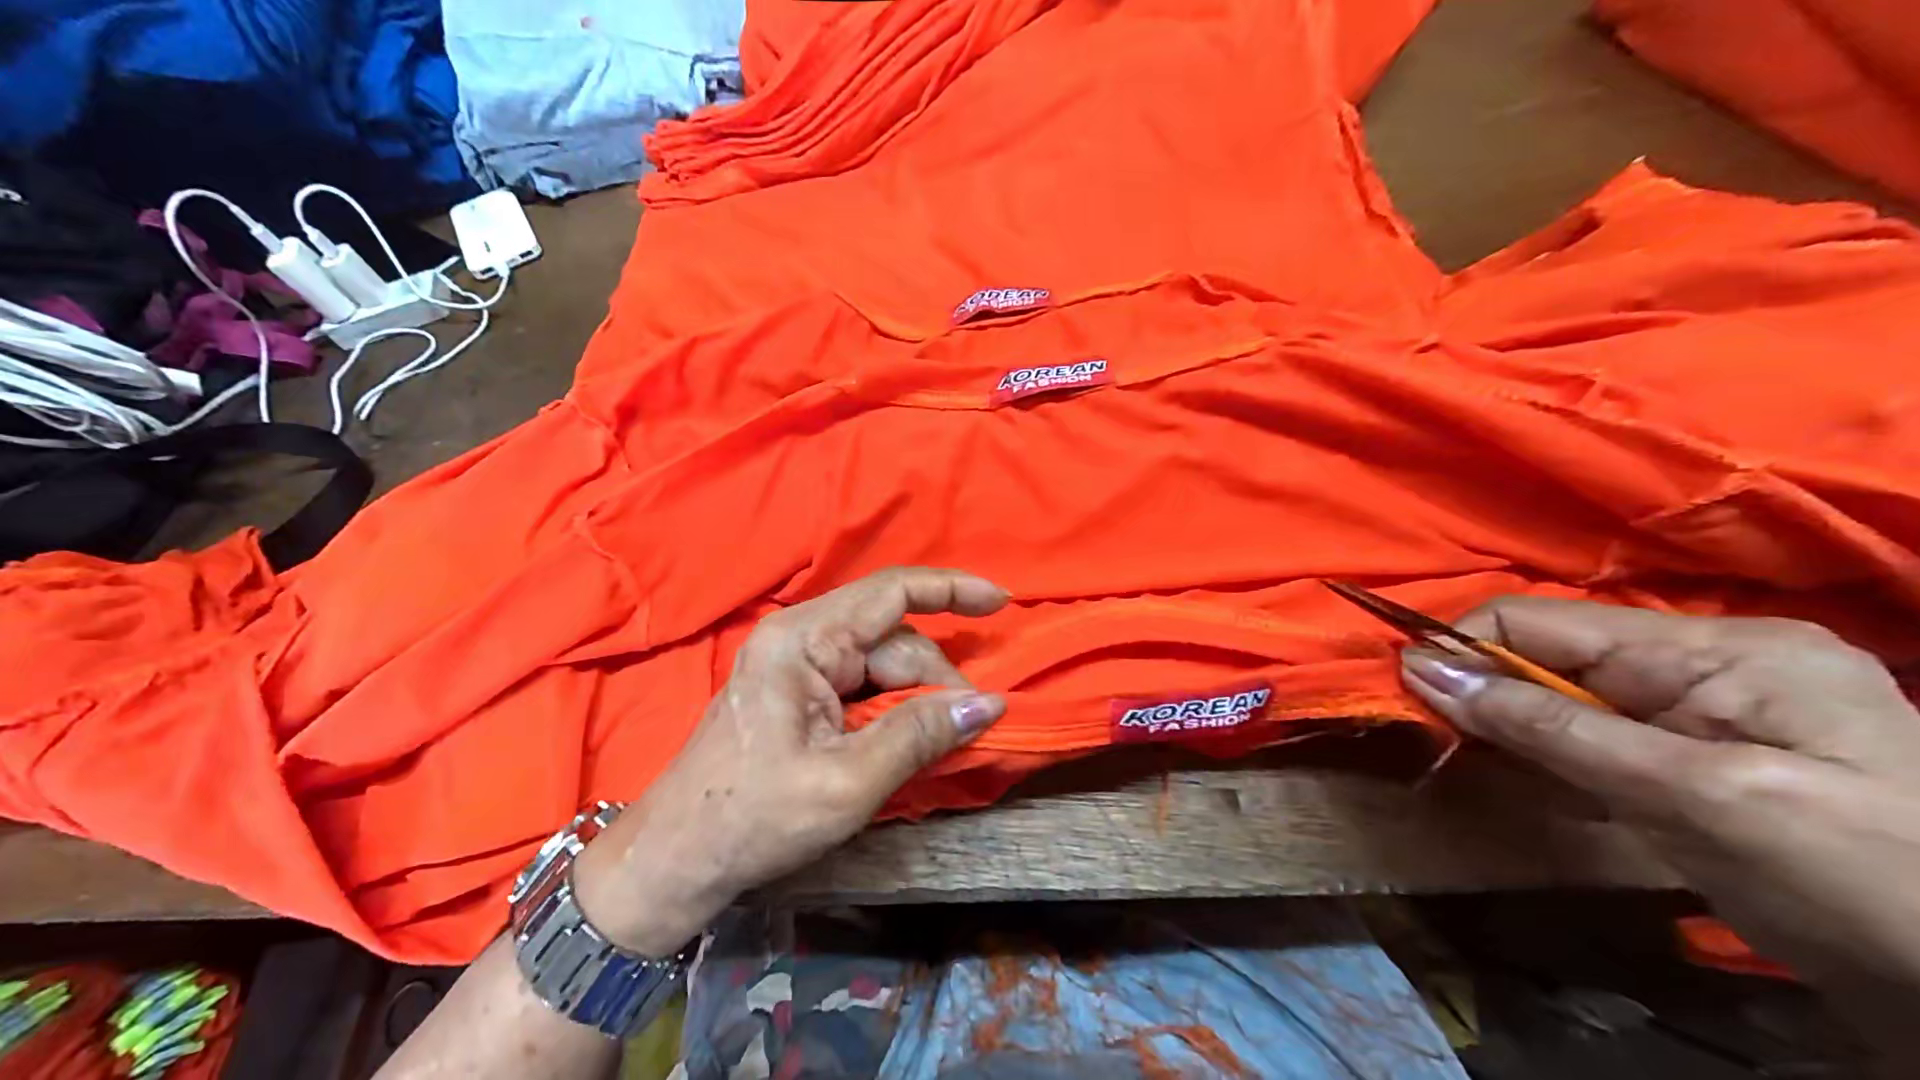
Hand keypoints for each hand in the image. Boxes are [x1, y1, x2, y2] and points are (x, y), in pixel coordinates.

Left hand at [572, 567, 1008, 954]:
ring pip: (882, 666)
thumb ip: (919, 735)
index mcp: (804, 640)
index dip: (950, 590)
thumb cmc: (754, 817)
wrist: (677, 858)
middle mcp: (801, 638)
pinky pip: (864, 688)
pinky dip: (895, 711)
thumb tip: (988, 703)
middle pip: (893, 639)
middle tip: (967, 730)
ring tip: (937, 746)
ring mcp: (798, 666)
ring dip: (917, 700)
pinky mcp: (799, 694)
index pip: (891, 592)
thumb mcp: (848, 782)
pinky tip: (909, 741)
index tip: (1001, 602)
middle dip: (936, 678)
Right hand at [1401, 597, 1919, 1063]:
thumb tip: (1419, 666)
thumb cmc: (1861, 888)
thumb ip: (1546, 728)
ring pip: (1570, 699)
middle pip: (1553, 657)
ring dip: (1523, 736)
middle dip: (1492, 696)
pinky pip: (1604, 737)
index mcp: (1718, 649)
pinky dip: (1563, 762)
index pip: (1542, 621)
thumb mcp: (1690, 799)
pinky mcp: (1716, 754)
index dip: (1465, 650)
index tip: (1408, 696)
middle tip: (1449, 749)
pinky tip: (1558, 796)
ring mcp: (1719, 709)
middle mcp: (1713, 661)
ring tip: (1502, 778)